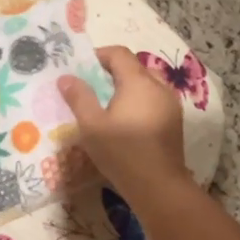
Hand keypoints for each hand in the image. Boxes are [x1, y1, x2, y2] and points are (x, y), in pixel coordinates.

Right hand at [58, 45, 188, 202]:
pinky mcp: (174, 120)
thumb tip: (65, 77)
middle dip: (112, 71)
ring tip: (108, 104)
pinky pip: (155, 99)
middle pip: (135, 66)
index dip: (99, 55)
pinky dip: (139, 100)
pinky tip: (126, 120)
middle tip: (92, 87)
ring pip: (147, 82)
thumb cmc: (122, 153)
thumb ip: (78, 97)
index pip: (119, 53)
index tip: (81, 68)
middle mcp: (158, 86)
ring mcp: (170, 104)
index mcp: (138, 82)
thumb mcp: (91, 125)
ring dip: (127, 86)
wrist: (159, 186)